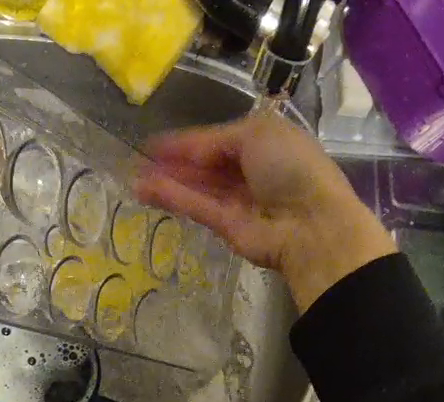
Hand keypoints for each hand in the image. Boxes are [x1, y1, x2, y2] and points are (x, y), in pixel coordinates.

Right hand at [134, 114, 395, 311]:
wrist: (309, 223)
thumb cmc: (291, 167)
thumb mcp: (258, 132)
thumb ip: (217, 139)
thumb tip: (189, 151)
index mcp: (263, 142)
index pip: (216, 139)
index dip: (186, 141)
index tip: (154, 143)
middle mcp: (248, 171)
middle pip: (204, 165)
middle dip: (173, 162)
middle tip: (138, 161)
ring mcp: (237, 201)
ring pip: (196, 187)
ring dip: (166, 182)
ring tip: (134, 178)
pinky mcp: (225, 227)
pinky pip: (196, 207)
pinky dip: (173, 198)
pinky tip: (148, 190)